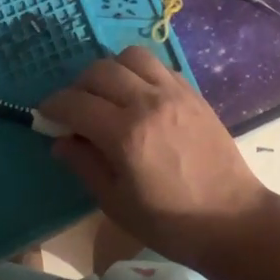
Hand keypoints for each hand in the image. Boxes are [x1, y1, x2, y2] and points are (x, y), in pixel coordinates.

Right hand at [39, 46, 276, 270]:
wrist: (232, 220)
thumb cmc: (170, 222)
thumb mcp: (116, 204)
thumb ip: (84, 166)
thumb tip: (60, 141)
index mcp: (125, 135)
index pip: (76, 102)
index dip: (54, 105)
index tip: (47, 114)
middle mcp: (147, 102)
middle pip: (99, 71)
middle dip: (78, 86)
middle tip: (75, 108)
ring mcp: (173, 92)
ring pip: (129, 57)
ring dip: (110, 70)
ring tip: (108, 94)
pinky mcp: (192, 91)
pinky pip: (157, 65)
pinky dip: (138, 72)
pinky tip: (138, 95)